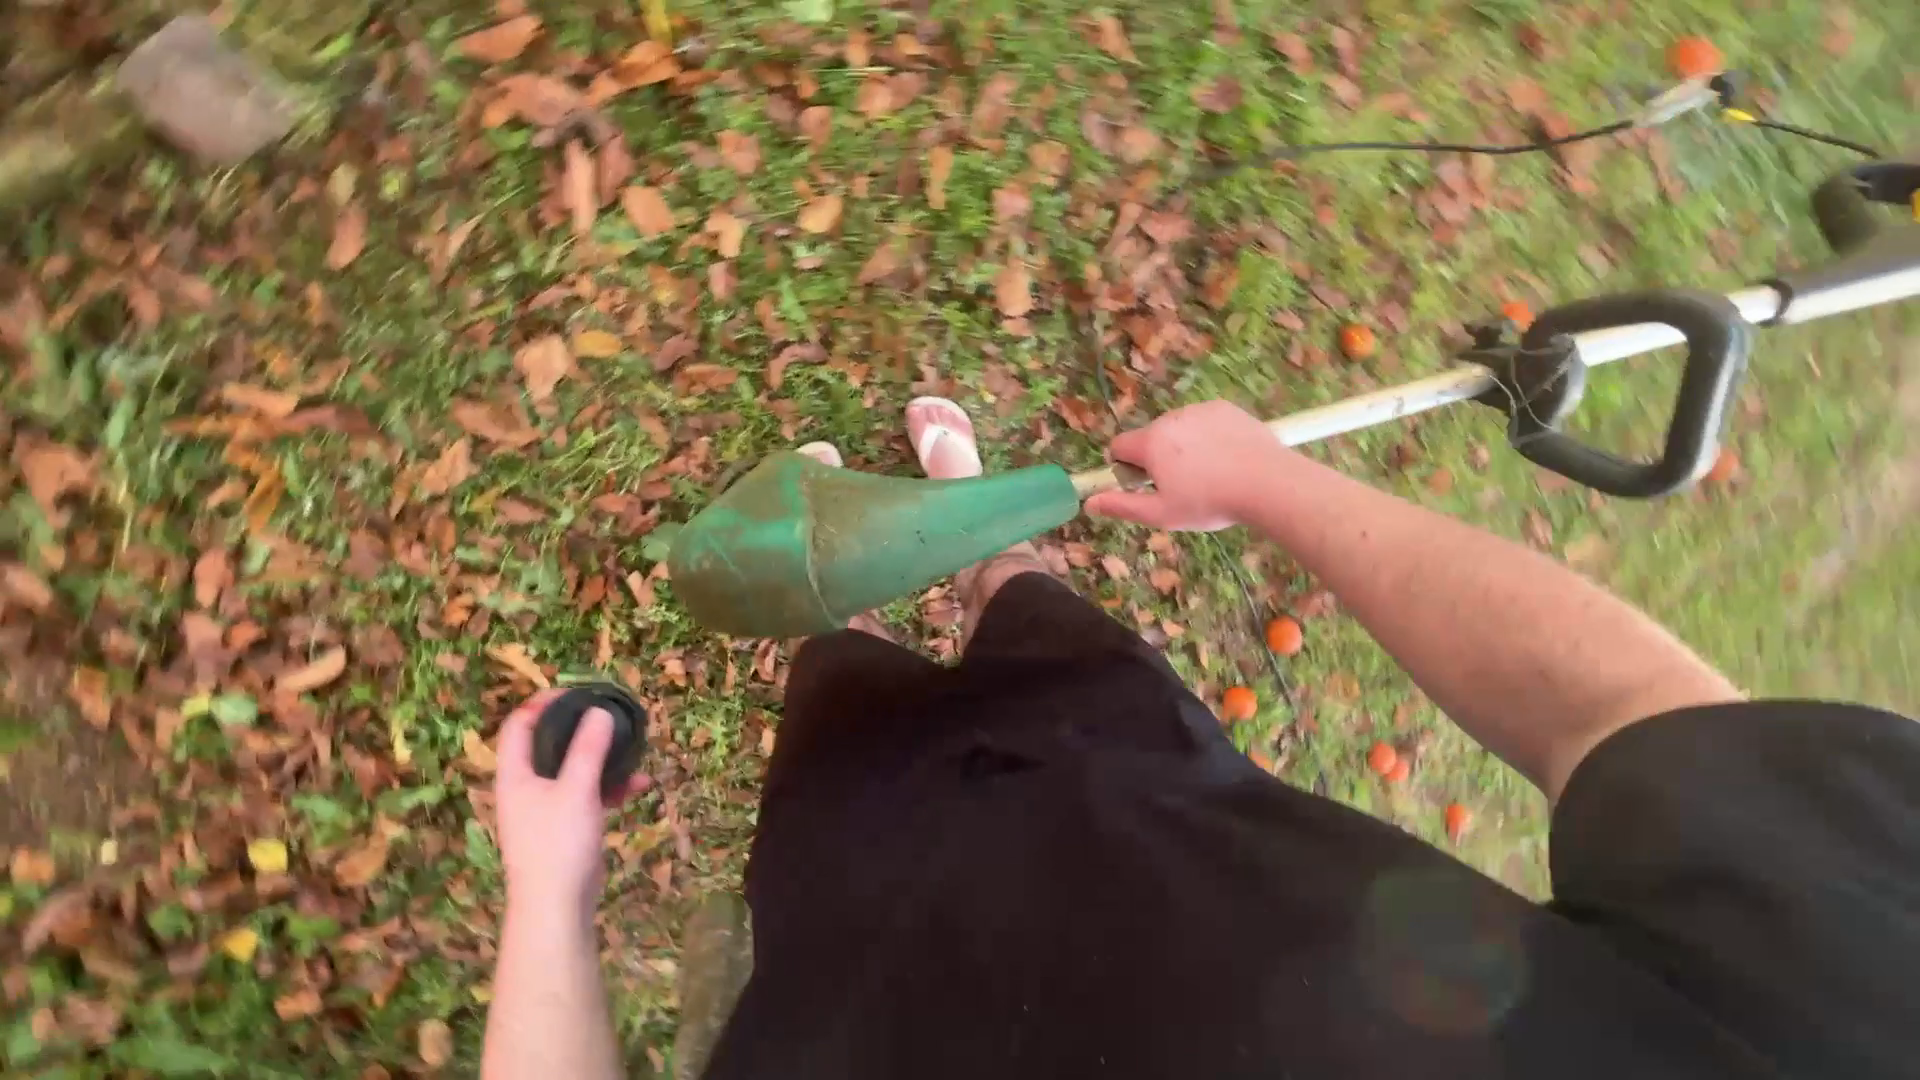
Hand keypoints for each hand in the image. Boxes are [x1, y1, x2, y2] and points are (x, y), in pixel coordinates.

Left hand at [494, 691, 651, 921]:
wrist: (557, 907)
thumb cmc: (558, 844)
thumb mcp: (576, 790)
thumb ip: (588, 749)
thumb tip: (600, 710)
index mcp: (516, 776)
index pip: (519, 726)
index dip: (541, 703)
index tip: (576, 691)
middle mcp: (527, 787)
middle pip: (549, 744)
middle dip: (580, 727)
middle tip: (608, 712)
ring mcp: (547, 807)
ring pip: (573, 768)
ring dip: (602, 757)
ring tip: (632, 746)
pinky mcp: (567, 825)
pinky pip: (588, 793)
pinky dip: (610, 785)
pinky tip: (639, 785)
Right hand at [1084, 401, 1291, 530]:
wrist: (1268, 484)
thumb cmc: (1209, 503)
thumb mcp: (1161, 514)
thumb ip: (1122, 506)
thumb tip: (1089, 503)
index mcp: (1150, 442)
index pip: (1118, 446)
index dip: (1126, 468)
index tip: (1146, 485)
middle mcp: (1170, 418)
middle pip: (1149, 437)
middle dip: (1156, 458)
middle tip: (1182, 486)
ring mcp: (1199, 409)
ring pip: (1177, 429)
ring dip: (1181, 446)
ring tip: (1209, 474)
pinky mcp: (1225, 408)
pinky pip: (1203, 421)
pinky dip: (1207, 436)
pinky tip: (1226, 458)